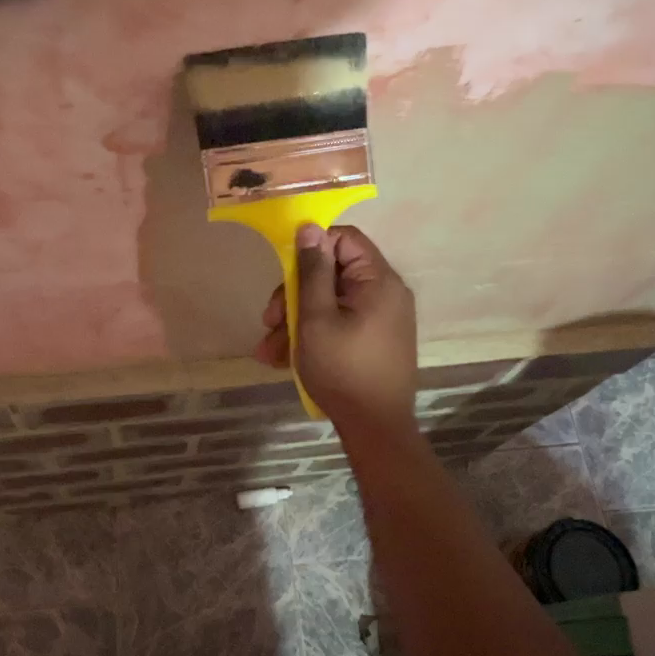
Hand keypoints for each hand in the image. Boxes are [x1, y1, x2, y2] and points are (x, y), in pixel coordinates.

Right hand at [254, 224, 417, 429]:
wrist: (376, 429)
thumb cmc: (343, 370)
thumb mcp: (316, 318)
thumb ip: (312, 271)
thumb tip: (309, 227)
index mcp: (378, 280)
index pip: (344, 239)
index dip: (311, 248)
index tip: (282, 270)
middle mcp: (386, 293)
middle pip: (333, 273)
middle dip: (294, 295)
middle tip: (268, 321)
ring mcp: (382, 318)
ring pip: (330, 303)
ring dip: (296, 322)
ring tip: (269, 351)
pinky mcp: (374, 340)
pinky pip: (340, 324)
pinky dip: (314, 335)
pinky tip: (284, 359)